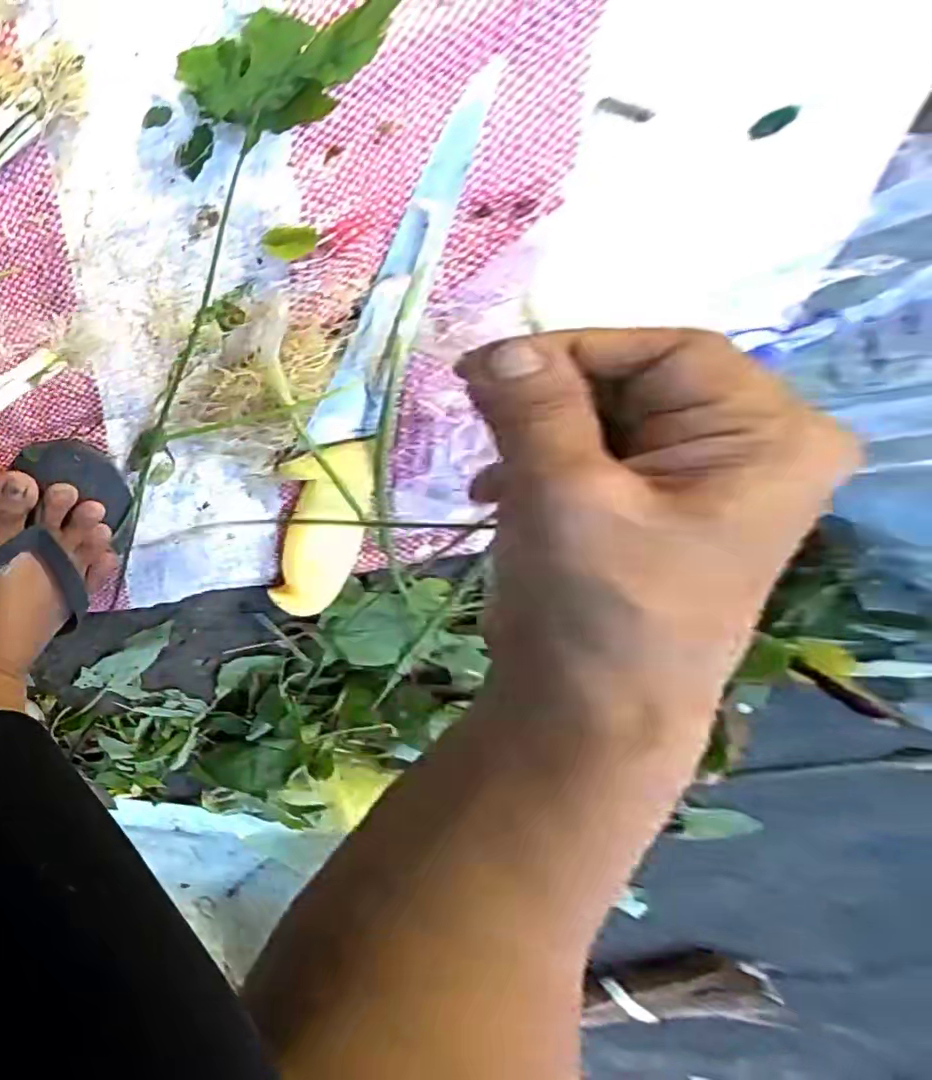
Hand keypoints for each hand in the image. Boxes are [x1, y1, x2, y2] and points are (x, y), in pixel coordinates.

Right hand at [458, 329, 859, 730]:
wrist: (586, 700)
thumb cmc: (596, 599)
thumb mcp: (564, 496)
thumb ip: (535, 414)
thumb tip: (498, 349)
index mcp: (762, 436)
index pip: (666, 352)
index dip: (572, 351)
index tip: (481, 368)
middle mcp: (736, 450)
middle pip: (630, 384)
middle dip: (544, 397)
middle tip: (472, 410)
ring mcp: (682, 483)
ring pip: (595, 421)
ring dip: (529, 434)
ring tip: (486, 468)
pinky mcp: (633, 510)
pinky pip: (579, 458)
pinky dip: (529, 463)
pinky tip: (493, 492)